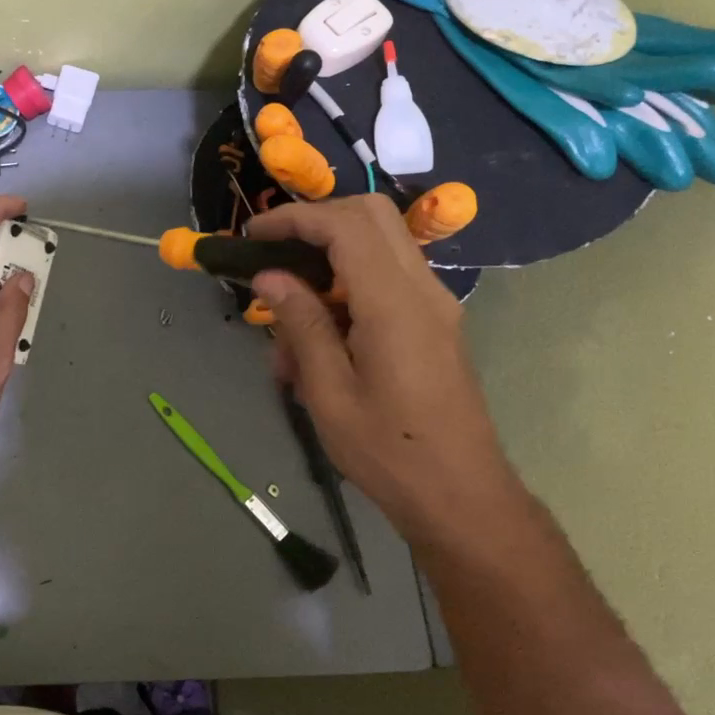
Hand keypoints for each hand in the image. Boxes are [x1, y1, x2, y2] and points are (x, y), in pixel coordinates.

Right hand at [245, 195, 521, 541]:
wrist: (463, 498)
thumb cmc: (389, 452)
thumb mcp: (329, 392)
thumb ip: (301, 325)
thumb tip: (270, 276)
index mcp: (395, 304)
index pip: (346, 226)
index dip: (294, 218)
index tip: (251, 236)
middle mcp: (423, 291)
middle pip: (370, 216)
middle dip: (313, 222)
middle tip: (271, 252)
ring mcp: (434, 305)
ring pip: (377, 245)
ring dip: (325, 261)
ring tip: (286, 321)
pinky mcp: (433, 323)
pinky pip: (385, 279)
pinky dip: (344, 287)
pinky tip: (315, 340)